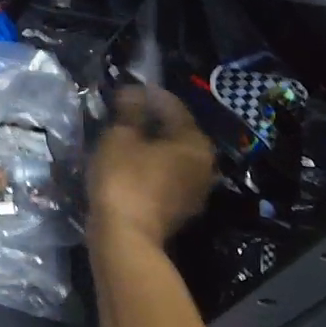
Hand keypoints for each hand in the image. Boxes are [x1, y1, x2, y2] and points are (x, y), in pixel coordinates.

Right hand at [89, 84, 215, 249]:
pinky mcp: (180, 207)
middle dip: (151, 120)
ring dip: (150, 143)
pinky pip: (166, 174)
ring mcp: (195, 189)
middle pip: (176, 131)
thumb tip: (135, 92)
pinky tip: (128, 162)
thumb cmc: (124, 179)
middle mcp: (204, 164)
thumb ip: (130, 111)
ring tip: (122, 136)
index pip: (173, 106)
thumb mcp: (121, 137)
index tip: (125, 90)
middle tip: (122, 113)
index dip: (147, 94)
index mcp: (195, 142)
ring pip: (171, 154)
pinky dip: (150, 164)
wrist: (125, 237)